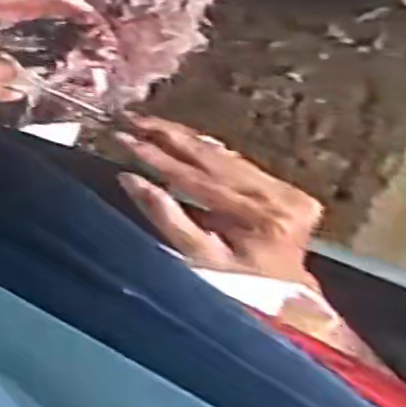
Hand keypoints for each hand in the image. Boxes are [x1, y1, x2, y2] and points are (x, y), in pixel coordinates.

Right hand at [115, 114, 322, 286]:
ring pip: (221, 154)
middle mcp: (280, 200)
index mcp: (259, 218)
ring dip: (179, 135)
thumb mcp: (196, 254)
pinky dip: (201, 145)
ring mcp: (287, 193)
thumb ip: (165, 216)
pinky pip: (234, 159)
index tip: (118, 137)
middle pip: (210, 158)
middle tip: (126, 117)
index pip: (193, 177)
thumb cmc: (233, 276)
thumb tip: (129, 177)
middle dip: (164, 134)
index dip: (151, 155)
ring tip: (143, 120)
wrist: (284, 289)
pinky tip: (177, 135)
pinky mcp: (285, 188)